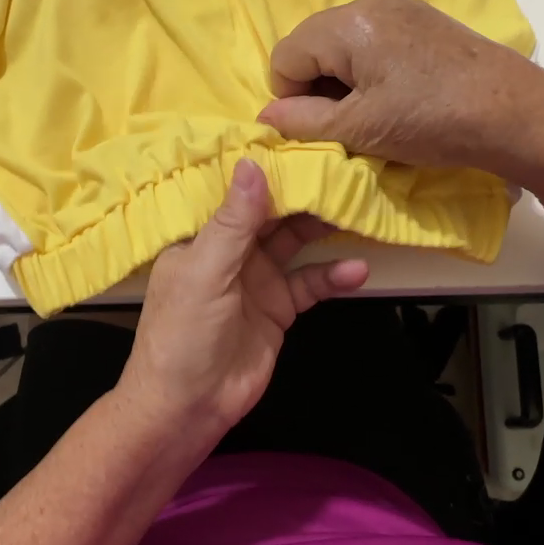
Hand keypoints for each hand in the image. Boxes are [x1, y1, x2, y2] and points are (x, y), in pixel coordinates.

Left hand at [119, 159, 367, 440]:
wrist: (188, 406)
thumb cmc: (182, 336)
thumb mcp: (204, 272)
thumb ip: (233, 222)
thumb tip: (252, 163)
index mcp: (201, 236)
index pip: (237, 192)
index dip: (268, 167)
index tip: (307, 138)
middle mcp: (230, 251)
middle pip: (273, 213)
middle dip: (305, 193)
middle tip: (348, 167)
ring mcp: (257, 279)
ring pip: (296, 243)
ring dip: (325, 228)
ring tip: (361, 208)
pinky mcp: (280, 308)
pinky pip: (311, 283)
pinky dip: (333, 276)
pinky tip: (357, 270)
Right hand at [256, 0, 543, 189]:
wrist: (515, 114)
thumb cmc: (431, 121)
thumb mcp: (359, 128)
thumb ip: (302, 122)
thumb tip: (264, 118)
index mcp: (349, 23)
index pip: (285, 55)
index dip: (290, 97)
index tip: (320, 127)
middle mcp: (370, 2)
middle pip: (311, 46)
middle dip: (315, 88)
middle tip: (346, 125)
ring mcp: (399, 9)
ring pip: (340, 47)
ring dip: (341, 84)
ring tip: (373, 115)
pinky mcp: (421, 23)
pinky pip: (369, 45)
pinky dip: (366, 75)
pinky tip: (395, 100)